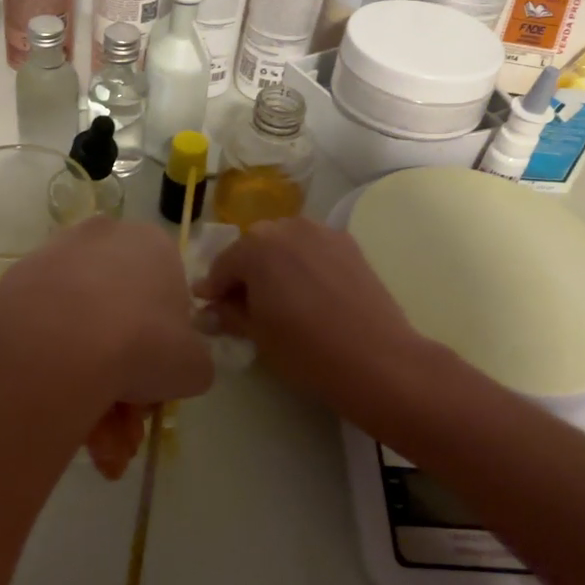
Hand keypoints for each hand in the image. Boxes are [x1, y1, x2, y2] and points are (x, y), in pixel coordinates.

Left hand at [0, 217, 213, 426]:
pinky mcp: (15, 281)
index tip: (155, 380)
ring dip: (91, 384)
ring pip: (80, 329)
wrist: (58, 344)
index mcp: (154, 245)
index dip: (165, 345)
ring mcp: (55, 256)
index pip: (168, 296)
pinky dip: (53, 370)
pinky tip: (60, 410)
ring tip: (94, 436)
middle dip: (125, 375)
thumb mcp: (195, 366)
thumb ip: (191, 361)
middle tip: (124, 423)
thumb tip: (175, 365)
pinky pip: (44, 331)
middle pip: (121, 315)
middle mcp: (105, 237)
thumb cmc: (144, 343)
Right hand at [195, 217, 426, 408]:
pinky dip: (303, 263)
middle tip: (243, 302)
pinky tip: (309, 291)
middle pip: (254, 246)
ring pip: (285, 242)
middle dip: (244, 270)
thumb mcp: (257, 334)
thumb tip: (210, 310)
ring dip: (275, 262)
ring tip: (278, 295)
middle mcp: (286, 227)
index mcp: (255, 246)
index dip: (213, 288)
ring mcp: (321, 232)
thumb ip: (229, 313)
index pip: (223, 264)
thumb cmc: (305, 349)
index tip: (208, 306)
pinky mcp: (348, 243)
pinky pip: (312, 248)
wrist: (376, 358)